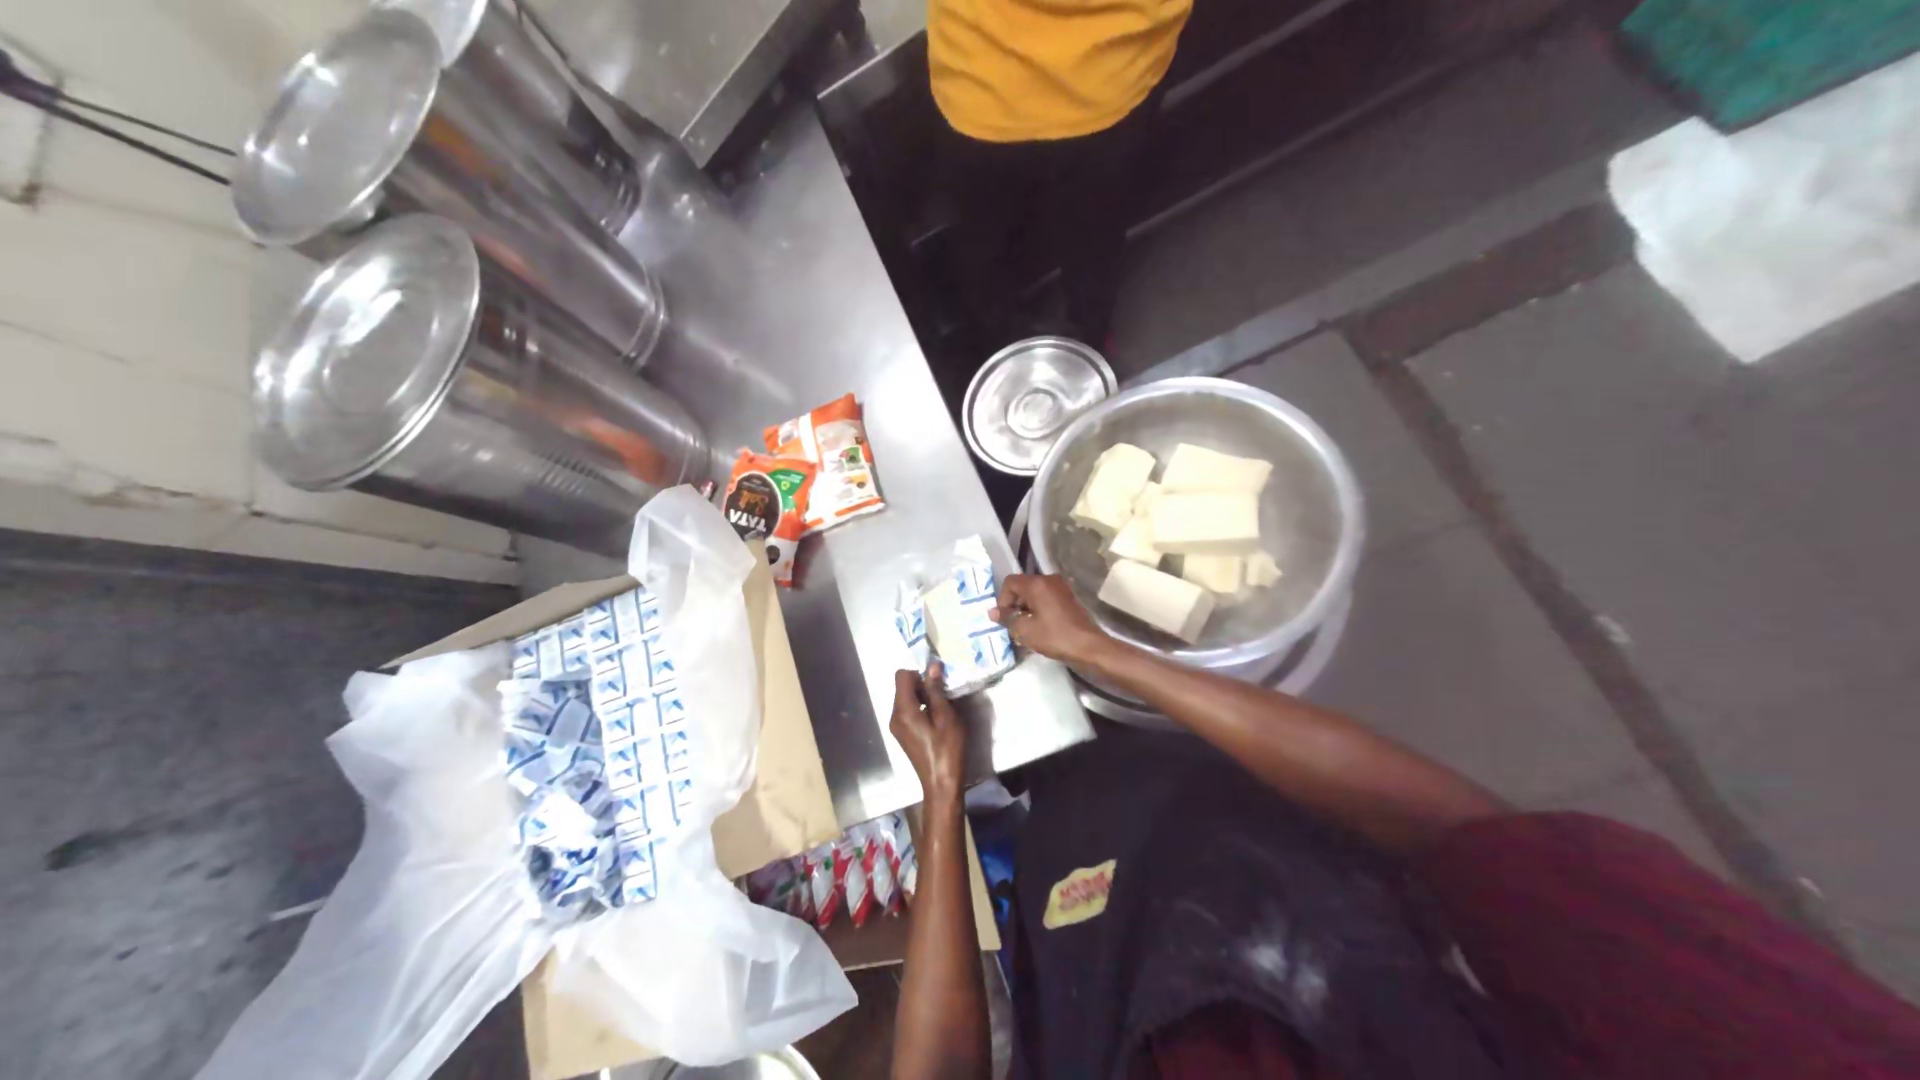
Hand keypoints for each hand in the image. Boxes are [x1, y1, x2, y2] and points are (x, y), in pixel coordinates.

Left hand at [891, 663, 965, 803]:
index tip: (937, 683)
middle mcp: (894, 716)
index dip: (919, 673)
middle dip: (922, 685)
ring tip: (942, 709)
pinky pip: (907, 712)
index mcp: (903, 710)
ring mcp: (896, 727)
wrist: (942, 783)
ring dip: (922, 697)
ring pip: (906, 699)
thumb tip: (932, 665)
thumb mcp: (946, 716)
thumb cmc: (947, 748)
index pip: (902, 675)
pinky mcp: (902, 735)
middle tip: (943, 696)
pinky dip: (920, 709)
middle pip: (902, 687)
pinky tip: (935, 721)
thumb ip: (936, 690)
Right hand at [991, 574, 1109, 664]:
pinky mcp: (1068, 598)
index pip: (1010, 582)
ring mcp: (1061, 588)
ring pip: (1035, 593)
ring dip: (1026, 608)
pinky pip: (1046, 598)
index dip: (1002, 599)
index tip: (1005, 618)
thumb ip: (1007, 618)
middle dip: (1014, 604)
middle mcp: (1049, 580)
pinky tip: (1039, 627)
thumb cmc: (1054, 636)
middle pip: (1023, 586)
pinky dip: (1039, 609)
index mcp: (1037, 584)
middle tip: (1013, 625)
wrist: (1088, 646)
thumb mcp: (1025, 630)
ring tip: (1026, 628)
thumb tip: (993, 612)